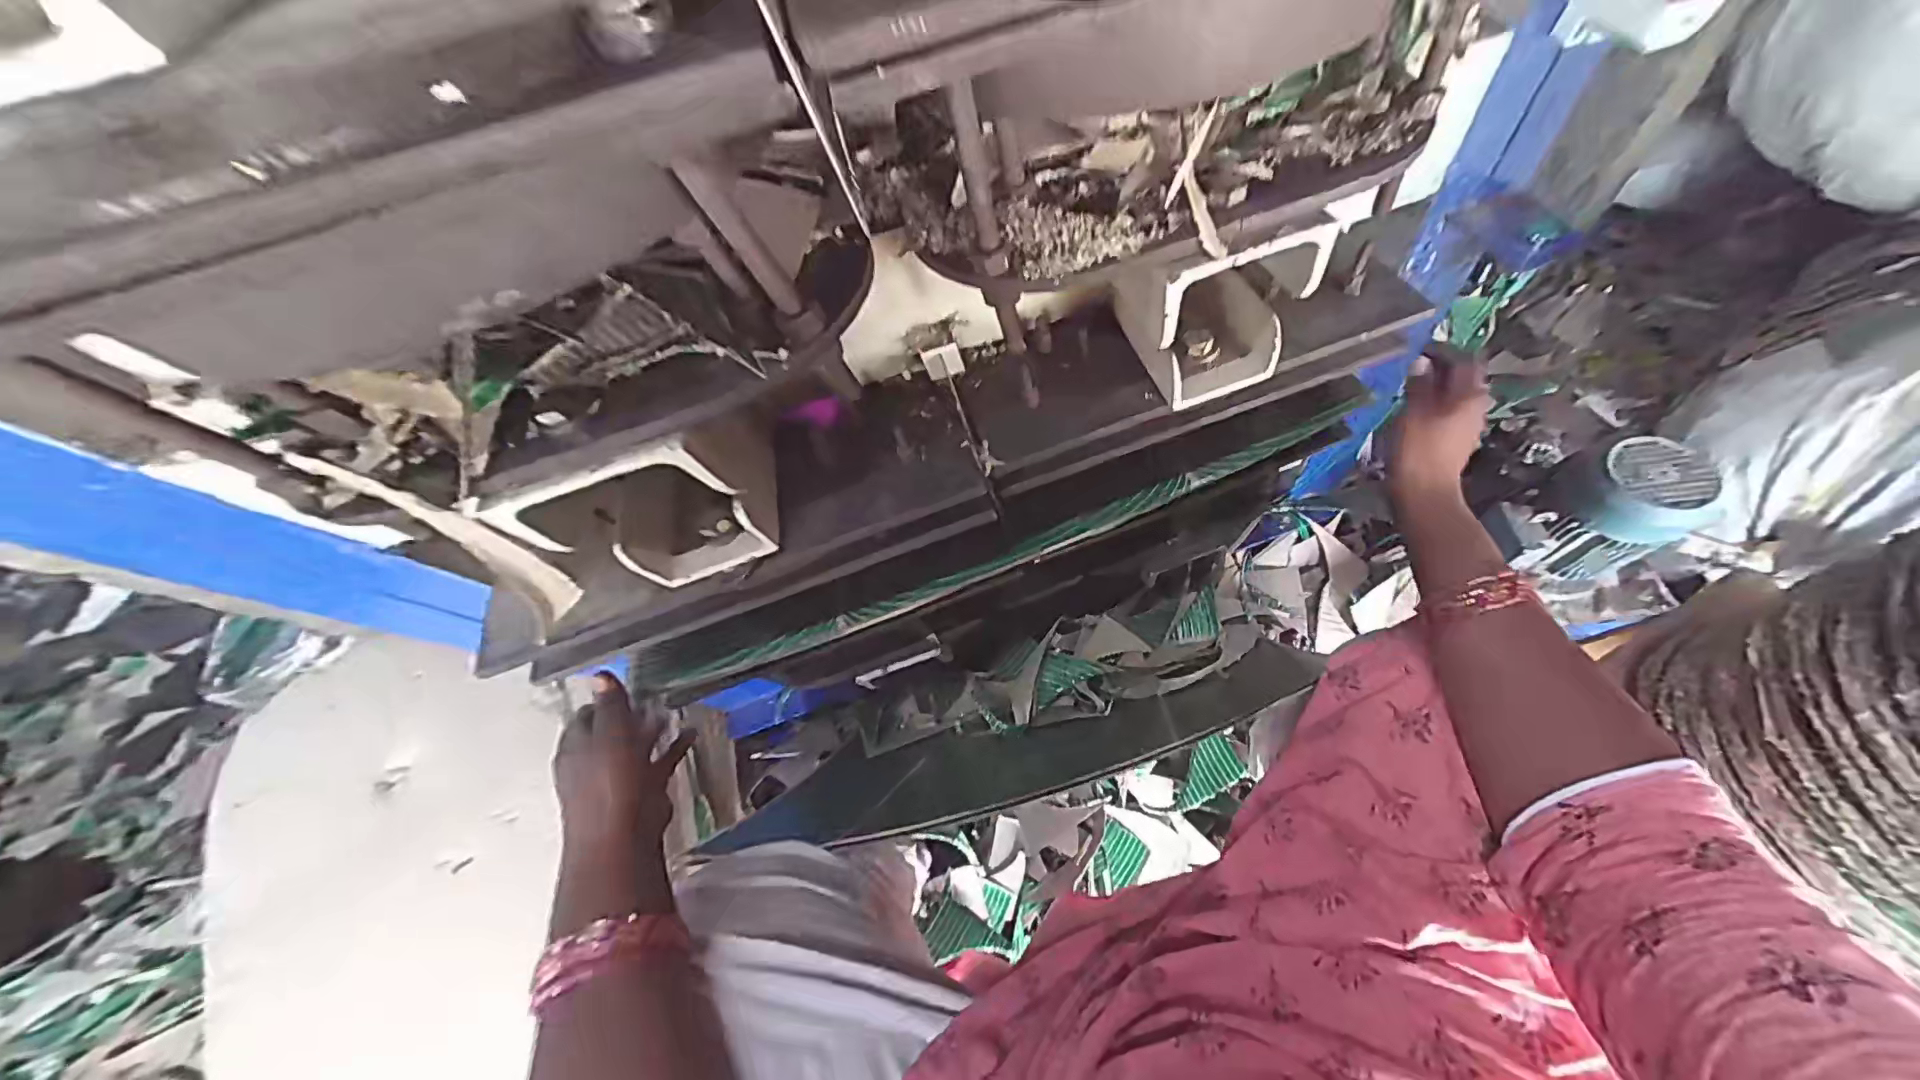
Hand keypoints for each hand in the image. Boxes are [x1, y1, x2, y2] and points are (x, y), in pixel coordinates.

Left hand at [553, 673, 693, 847]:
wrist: (622, 835)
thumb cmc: (609, 782)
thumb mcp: (609, 734)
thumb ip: (609, 704)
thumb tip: (600, 675)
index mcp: (577, 747)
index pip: (588, 714)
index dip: (606, 699)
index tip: (627, 684)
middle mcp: (594, 761)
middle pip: (613, 730)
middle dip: (632, 713)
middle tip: (653, 695)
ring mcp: (619, 777)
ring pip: (637, 745)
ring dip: (654, 728)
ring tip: (674, 710)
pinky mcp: (643, 789)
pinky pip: (660, 761)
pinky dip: (674, 747)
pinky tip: (690, 735)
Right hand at [1386, 352, 1491, 502]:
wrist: (1424, 493)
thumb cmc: (1418, 451)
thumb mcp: (1413, 412)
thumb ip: (1419, 384)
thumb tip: (1420, 362)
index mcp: (1470, 394)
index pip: (1463, 359)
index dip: (1442, 349)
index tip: (1417, 347)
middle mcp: (1476, 405)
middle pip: (1463, 376)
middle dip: (1441, 366)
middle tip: (1411, 364)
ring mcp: (1468, 424)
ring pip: (1456, 394)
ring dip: (1436, 385)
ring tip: (1409, 385)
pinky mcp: (1456, 439)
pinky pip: (1448, 411)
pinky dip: (1434, 403)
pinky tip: (1414, 408)